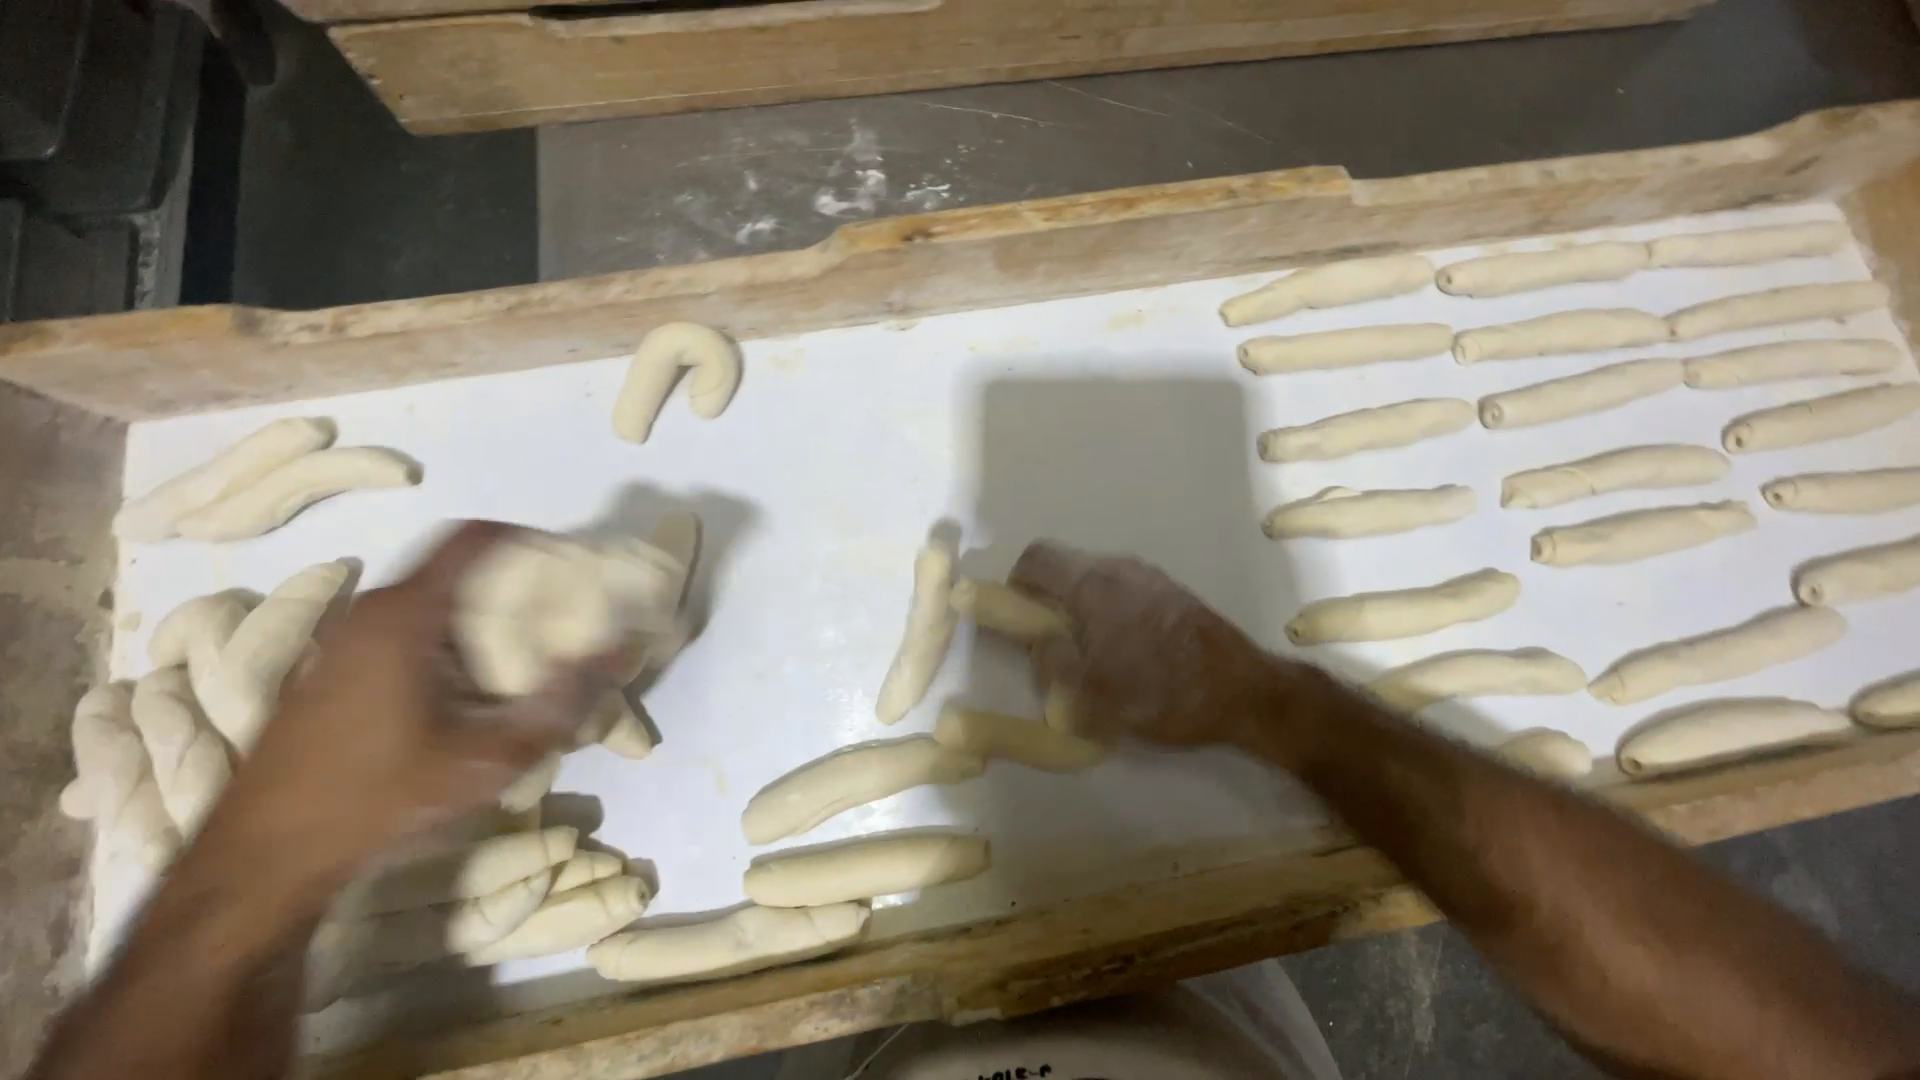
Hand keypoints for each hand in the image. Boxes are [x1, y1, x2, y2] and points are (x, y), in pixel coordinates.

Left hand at [201, 522, 611, 893]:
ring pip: (439, 599)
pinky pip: (413, 626)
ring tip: (534, 656)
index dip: (538, 542)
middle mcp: (373, 611)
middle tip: (571, 618)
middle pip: (464, 568)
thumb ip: (565, 699)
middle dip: (525, 585)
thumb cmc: (382, 797)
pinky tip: (478, 689)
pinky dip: (458, 636)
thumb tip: (622, 650)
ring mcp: (346, 638)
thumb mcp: (491, 757)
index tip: (581, 569)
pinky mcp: (336, 667)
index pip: (480, 538)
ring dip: (492, 615)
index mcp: (407, 614)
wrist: (263, 859)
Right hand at [1009, 541, 1301, 749]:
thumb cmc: (1162, 692)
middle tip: (1051, 645)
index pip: (1035, 558)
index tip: (1016, 619)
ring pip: (1095, 581)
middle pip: (1064, 569)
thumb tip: (1038, 641)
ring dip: (1080, 609)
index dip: (1015, 584)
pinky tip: (1126, 652)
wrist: (1246, 692)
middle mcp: (1119, 568)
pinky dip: (1109, 613)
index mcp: (1092, 584)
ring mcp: (1149, 577)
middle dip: (1047, 601)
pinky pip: (1122, 591)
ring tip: (1089, 654)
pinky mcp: (1172, 593)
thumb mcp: (1092, 693)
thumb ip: (1053, 662)